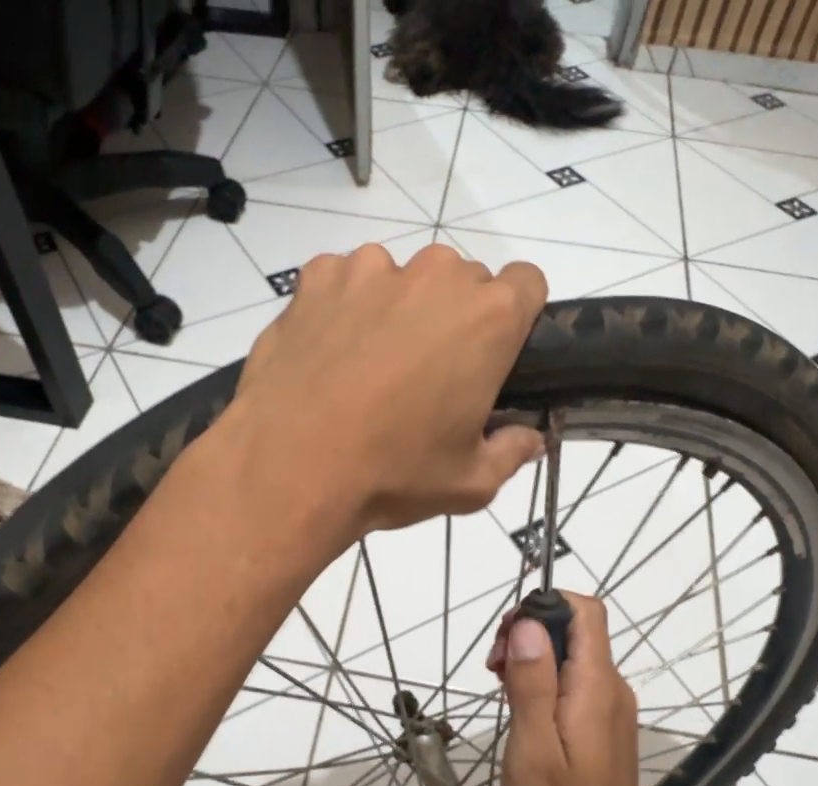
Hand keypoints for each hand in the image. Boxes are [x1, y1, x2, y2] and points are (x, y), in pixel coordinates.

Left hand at [222, 243, 547, 534]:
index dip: (513, 317)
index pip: (527, 283)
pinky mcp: (317, 277)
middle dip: (452, 318)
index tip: (491, 354)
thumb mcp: (469, 483)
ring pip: (401, 278)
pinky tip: (327, 354)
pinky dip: (342, 306)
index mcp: (489, 318)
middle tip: (424, 376)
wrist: (288, 470)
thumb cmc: (392, 476)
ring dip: (396, 309)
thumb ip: (511, 451)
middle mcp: (436, 276)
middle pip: (461, 281)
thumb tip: (529, 438)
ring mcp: (371, 269)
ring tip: (366, 367)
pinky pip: (344, 280)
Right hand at [490, 593, 649, 785]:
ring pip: (571, 658)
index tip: (505, 638)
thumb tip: (530, 623)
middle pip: (576, 631)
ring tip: (500, 693)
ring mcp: (609, 711)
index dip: (544, 607)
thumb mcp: (533, 749)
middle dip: (530, 634)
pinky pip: (574, 686)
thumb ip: (533, 683)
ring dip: (532, 661)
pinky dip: (543, 684)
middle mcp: (611, 689)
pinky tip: (521, 714)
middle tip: (492, 672)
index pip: (585, 611)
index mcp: (597, 687)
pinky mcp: (602, 730)